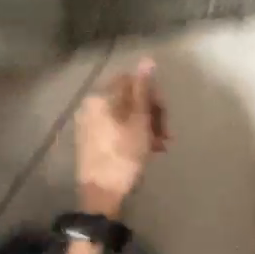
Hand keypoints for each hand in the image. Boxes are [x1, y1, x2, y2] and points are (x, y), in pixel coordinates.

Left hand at [74, 58, 167, 217]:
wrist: (100, 194)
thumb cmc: (123, 155)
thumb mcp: (139, 121)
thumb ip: (143, 90)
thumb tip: (148, 59)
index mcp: (101, 96)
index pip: (132, 80)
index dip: (153, 95)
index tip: (165, 116)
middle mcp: (91, 104)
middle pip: (129, 97)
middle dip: (151, 112)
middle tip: (165, 134)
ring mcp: (89, 122)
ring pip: (125, 114)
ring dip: (146, 125)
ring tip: (160, 145)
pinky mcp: (90, 138)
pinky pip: (116, 127)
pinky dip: (133, 134)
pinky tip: (147, 149)